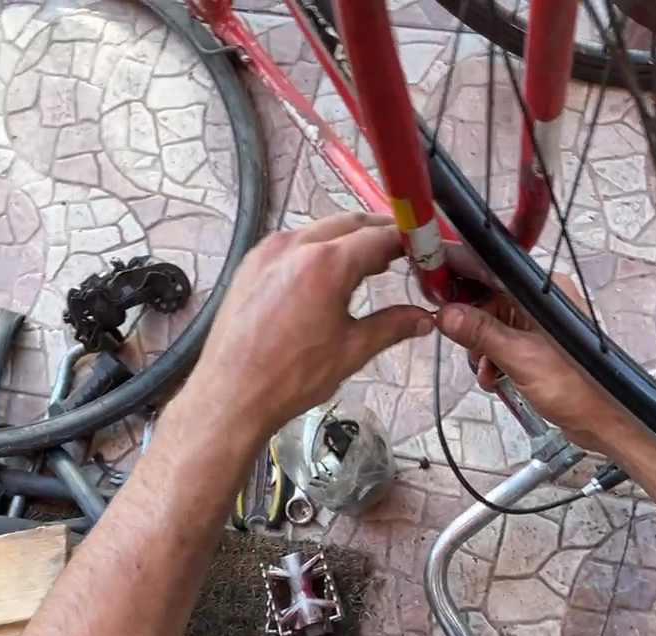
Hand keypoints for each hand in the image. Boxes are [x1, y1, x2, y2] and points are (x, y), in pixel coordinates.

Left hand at [181, 213, 434, 440]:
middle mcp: (295, 246)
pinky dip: (319, 249)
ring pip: (319, 230)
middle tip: (404, 254)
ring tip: (370, 265)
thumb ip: (392, 326)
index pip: (378, 236)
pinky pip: (294, 243)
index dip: (406, 240)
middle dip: (379, 234)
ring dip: (348, 240)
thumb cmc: (291, 376)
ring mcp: (268, 250)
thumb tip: (424, 319)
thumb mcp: (351, 351)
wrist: (232, 392)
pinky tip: (328, 274)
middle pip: (349, 224)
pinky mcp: (251, 263)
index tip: (423, 249)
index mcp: (325, 264)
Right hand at [434, 282, 636, 455]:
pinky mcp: (543, 346)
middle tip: (454, 340)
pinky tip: (493, 378)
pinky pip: (508, 343)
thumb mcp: (519, 358)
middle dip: (470, 324)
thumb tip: (446, 314)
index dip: (458, 273)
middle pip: (490, 298)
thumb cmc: (575, 387)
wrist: (604, 420)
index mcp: (543, 291)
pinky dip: (496, 359)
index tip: (430, 279)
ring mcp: (543, 324)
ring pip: (496, 324)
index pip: (492, 269)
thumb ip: (481, 333)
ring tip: (483, 371)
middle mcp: (543, 301)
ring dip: (482, 348)